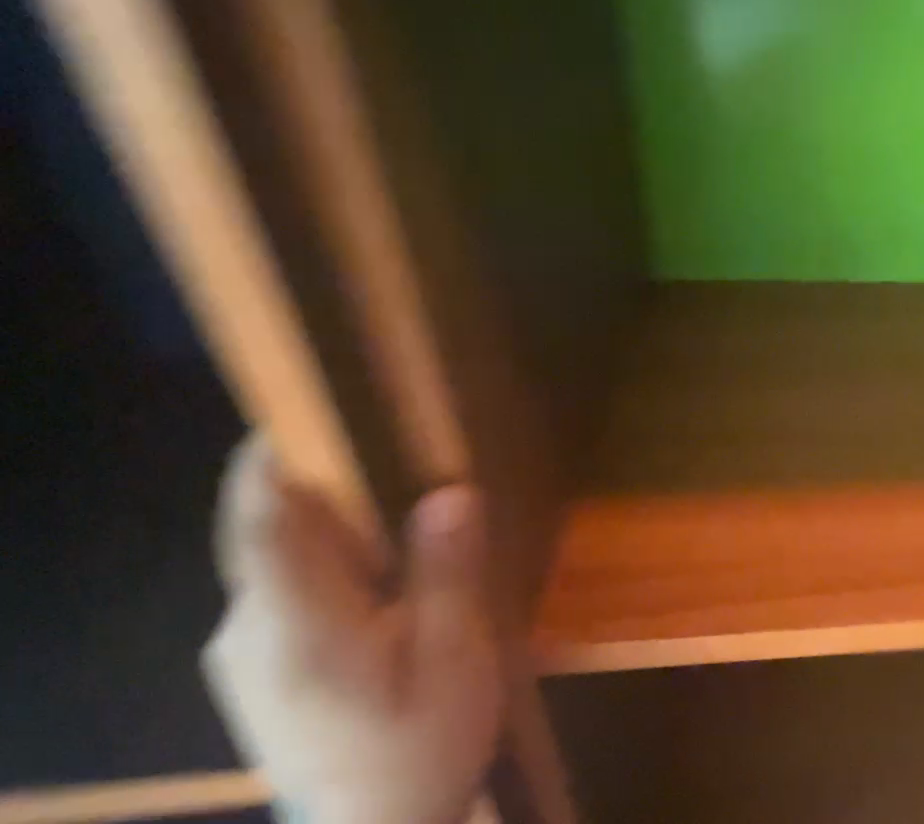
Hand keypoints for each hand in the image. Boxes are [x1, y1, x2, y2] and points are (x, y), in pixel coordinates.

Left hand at [204, 433, 500, 823]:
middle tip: (398, 455)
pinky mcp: (252, 662)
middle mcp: (248, 629)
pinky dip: (326, 557)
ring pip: (276, 557)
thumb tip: (450, 492)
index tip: (301, 405)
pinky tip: (384, 576)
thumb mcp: (455, 659)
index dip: (271, 459)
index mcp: (298, 626)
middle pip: (268, 531)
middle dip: (325, 483)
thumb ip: (447, 573)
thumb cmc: (421, 743)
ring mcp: (242, 649)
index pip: (262, 522)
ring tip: (405, 514)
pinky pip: (281, 585)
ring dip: (333, 523)